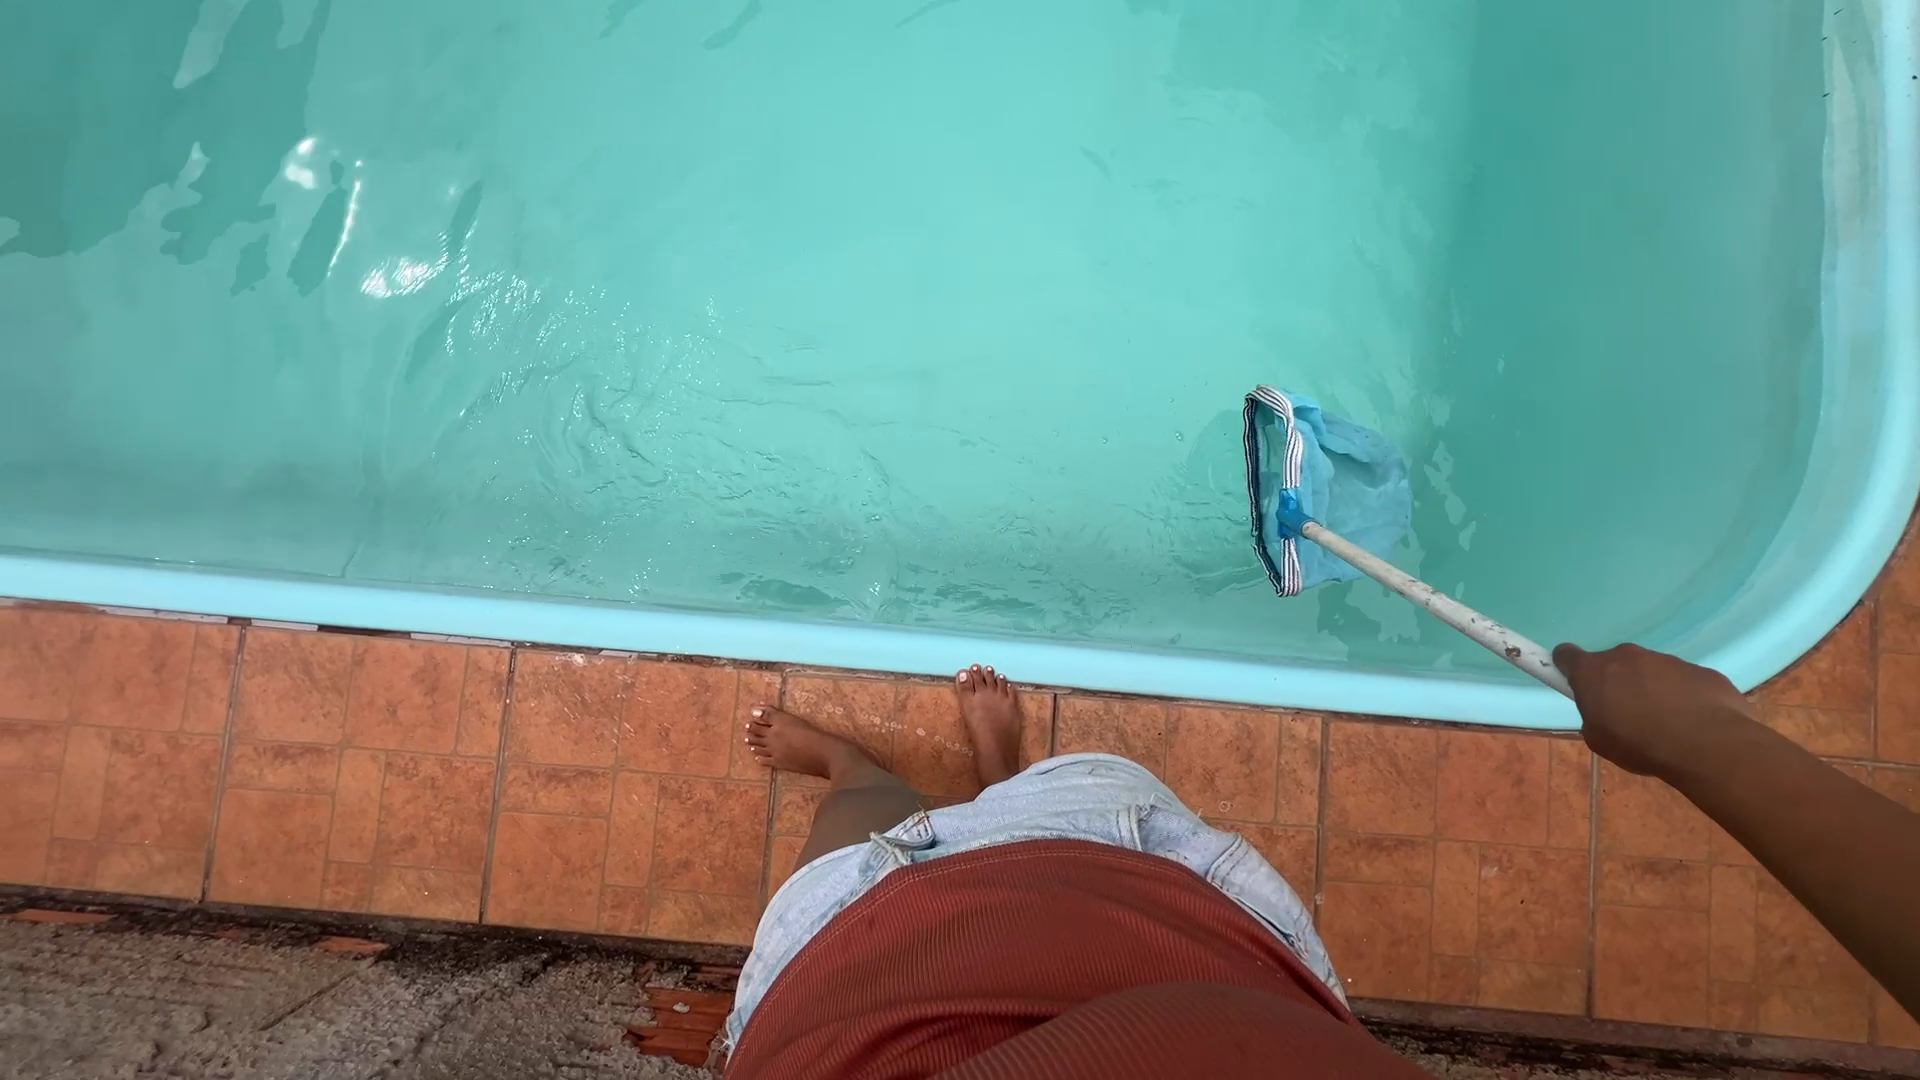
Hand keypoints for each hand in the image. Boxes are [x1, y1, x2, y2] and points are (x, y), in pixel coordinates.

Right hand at [1552, 642, 1756, 779]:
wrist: (1710, 747)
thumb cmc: (1640, 744)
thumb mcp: (1597, 739)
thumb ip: (1594, 716)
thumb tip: (1608, 712)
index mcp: (1591, 670)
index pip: (1566, 654)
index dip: (1569, 668)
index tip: (1578, 685)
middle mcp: (1626, 656)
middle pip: (1614, 663)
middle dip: (1617, 682)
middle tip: (1628, 714)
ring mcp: (1668, 661)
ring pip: (1652, 671)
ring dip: (1654, 689)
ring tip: (1669, 723)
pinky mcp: (1704, 672)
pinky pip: (1687, 682)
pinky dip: (1687, 697)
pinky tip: (1697, 723)